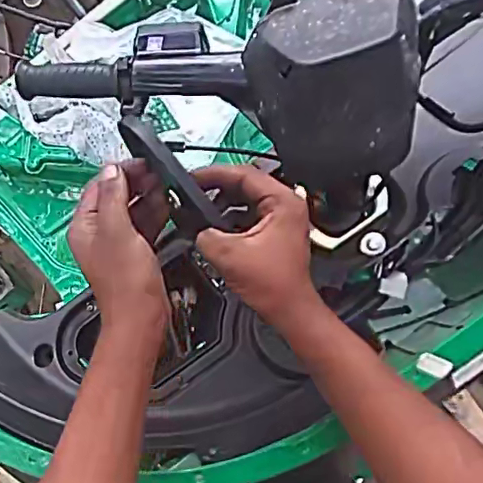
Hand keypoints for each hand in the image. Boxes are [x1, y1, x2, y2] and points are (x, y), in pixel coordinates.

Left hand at [69, 161, 170, 347]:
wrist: (141, 317)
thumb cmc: (125, 284)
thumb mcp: (117, 229)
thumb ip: (113, 196)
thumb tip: (112, 171)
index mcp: (84, 227)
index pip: (98, 187)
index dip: (119, 172)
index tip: (140, 164)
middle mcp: (97, 234)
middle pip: (115, 196)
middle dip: (136, 183)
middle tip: (155, 174)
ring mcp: (116, 244)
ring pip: (131, 210)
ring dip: (147, 197)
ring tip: (163, 187)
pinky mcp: (134, 253)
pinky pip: (143, 226)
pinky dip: (154, 215)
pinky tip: (166, 207)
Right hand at [190, 164, 323, 328]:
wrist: (288, 309)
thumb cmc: (275, 286)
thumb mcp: (229, 256)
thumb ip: (206, 236)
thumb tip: (198, 229)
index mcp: (283, 202)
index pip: (244, 174)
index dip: (213, 174)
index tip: (194, 177)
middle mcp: (286, 205)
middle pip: (245, 184)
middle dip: (216, 189)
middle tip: (194, 191)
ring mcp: (282, 218)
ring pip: (245, 200)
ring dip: (222, 205)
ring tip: (202, 211)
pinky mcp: (275, 231)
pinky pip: (248, 215)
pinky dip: (230, 219)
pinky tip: (215, 229)